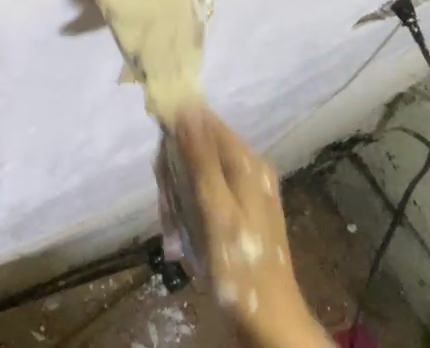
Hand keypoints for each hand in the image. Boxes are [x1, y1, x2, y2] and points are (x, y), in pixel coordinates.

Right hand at [175, 108, 332, 347]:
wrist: (268, 321)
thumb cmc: (240, 265)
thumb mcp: (215, 209)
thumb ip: (200, 157)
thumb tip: (186, 107)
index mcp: (246, 162)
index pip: (201, 120)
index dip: (175, 133)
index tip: (161, 165)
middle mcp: (246, 168)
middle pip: (194, 147)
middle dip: (174, 174)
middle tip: (171, 209)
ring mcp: (243, 191)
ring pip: (193, 172)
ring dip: (176, 198)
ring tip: (178, 231)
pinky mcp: (236, 211)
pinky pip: (200, 195)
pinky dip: (186, 212)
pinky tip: (183, 238)